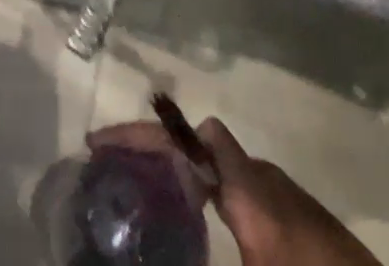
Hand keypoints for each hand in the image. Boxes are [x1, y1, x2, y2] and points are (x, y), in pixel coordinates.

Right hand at [89, 117, 381, 265]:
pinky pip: (230, 179)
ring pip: (213, 161)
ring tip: (137, 186)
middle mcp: (263, 178)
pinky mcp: (288, 208)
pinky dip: (196, 182)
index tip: (100, 142)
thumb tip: (161, 223)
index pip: (189, 139)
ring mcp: (278, 189)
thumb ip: (207, 227)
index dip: (142, 135)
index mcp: (250, 190)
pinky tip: (185, 210)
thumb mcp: (254, 259)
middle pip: (195, 143)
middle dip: (150, 147)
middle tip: (109, 167)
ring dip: (173, 164)